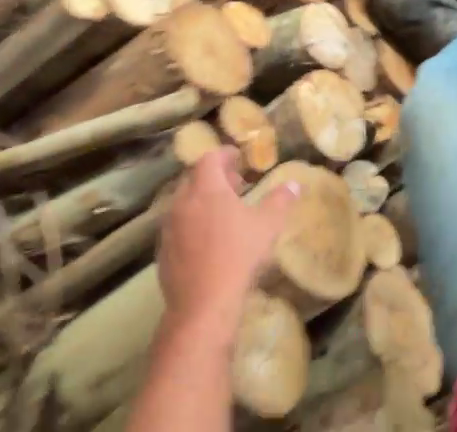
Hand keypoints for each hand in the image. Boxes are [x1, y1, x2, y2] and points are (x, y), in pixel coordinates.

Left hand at [156, 148, 299, 329]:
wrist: (203, 302)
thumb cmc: (239, 254)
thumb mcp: (269, 224)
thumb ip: (281, 199)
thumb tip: (293, 183)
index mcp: (206, 190)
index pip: (209, 159)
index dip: (224, 154)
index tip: (238, 156)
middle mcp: (182, 204)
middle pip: (193, 178)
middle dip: (213, 175)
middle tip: (235, 182)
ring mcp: (168, 229)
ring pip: (182, 202)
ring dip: (201, 199)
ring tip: (223, 209)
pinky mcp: (163, 251)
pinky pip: (177, 225)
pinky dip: (192, 220)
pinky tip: (208, 237)